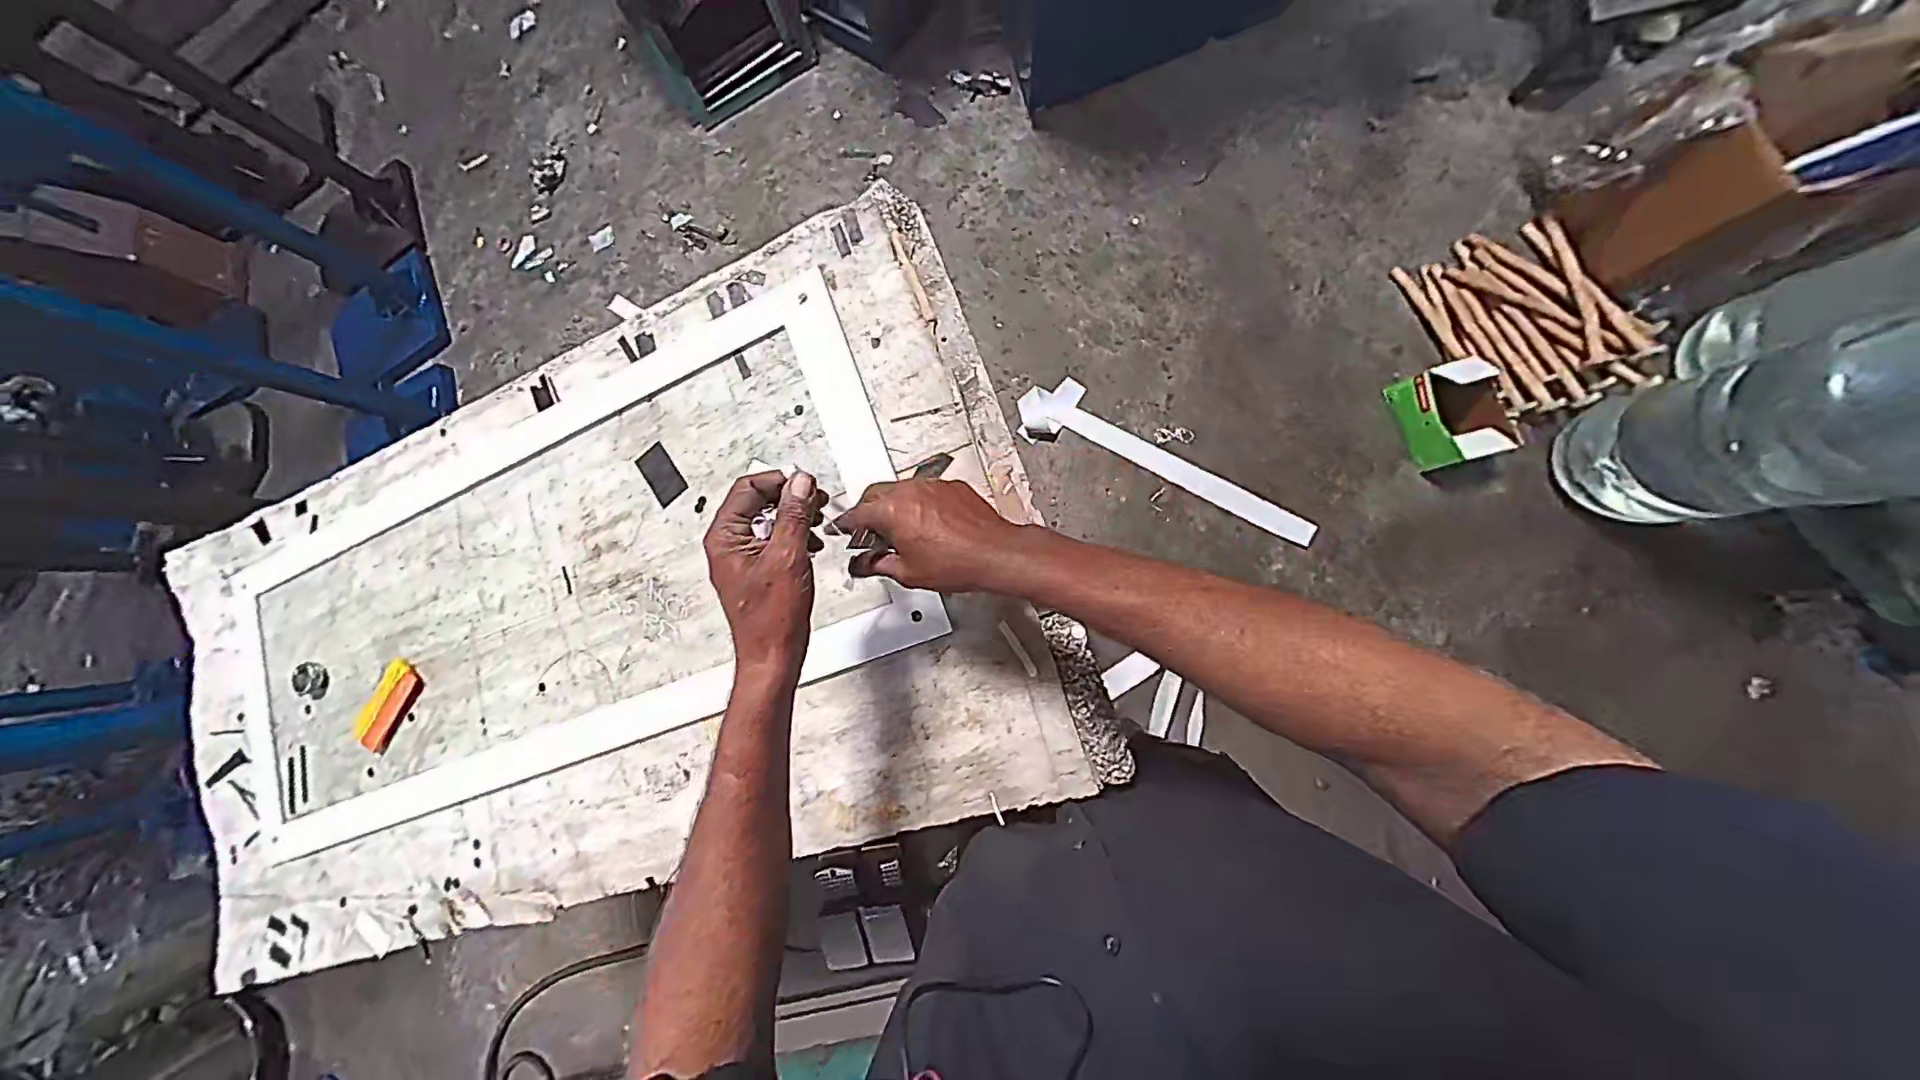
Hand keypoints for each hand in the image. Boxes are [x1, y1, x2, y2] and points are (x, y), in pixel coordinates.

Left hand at [704, 470, 828, 674]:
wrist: (773, 654)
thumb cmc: (771, 619)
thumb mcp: (788, 556)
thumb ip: (794, 514)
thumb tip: (799, 483)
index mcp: (725, 537)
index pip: (748, 488)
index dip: (780, 482)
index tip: (806, 485)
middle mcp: (729, 545)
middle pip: (759, 501)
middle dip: (791, 498)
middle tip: (816, 501)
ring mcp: (743, 557)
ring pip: (770, 519)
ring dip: (796, 516)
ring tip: (817, 522)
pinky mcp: (759, 568)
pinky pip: (776, 538)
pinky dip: (796, 535)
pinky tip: (812, 543)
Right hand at [833, 479, 1026, 592]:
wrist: (995, 553)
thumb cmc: (958, 562)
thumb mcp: (908, 573)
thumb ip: (878, 565)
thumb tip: (865, 564)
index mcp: (891, 511)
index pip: (855, 514)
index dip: (845, 526)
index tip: (842, 530)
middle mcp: (909, 491)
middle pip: (875, 495)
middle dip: (868, 512)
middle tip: (870, 533)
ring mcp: (931, 486)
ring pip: (901, 490)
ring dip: (894, 507)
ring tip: (902, 531)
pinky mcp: (950, 487)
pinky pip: (926, 491)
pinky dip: (920, 504)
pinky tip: (927, 524)